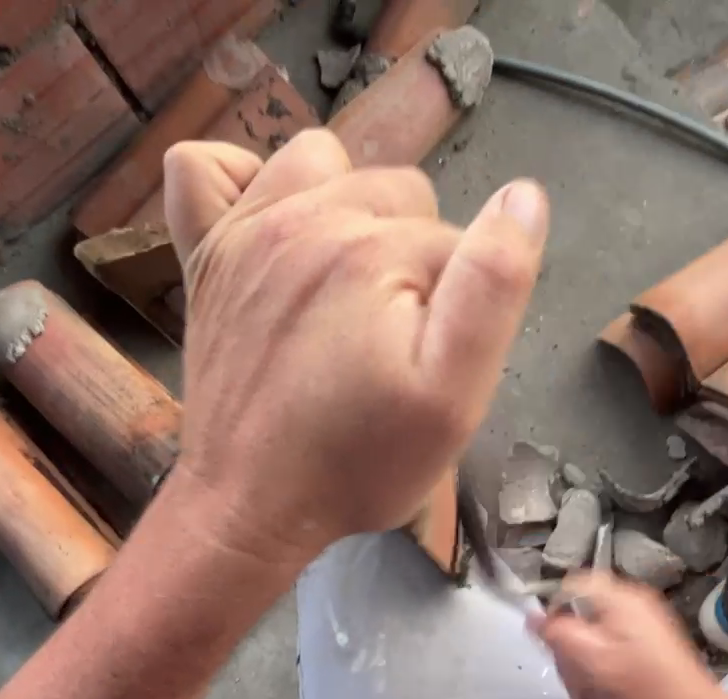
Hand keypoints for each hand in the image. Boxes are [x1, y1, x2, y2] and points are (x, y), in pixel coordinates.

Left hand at [159, 130, 549, 567]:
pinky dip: (240, 181)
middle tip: (392, 339)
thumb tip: (523, 198)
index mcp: (375, 250)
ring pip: (322, 163)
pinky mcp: (204, 257)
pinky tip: (269, 227)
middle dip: (412, 257)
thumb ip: (492, 290)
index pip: (459, 241)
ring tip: (347, 280)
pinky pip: (203, 169)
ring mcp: (244, 231)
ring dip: (348, 208)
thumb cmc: (359, 463)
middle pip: (397, 196)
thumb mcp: (452, 397)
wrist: (249, 506)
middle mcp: (306, 217)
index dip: (463, 304)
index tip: (433, 363)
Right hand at [531, 573, 727, 698]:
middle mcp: (633, 608)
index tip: (553, 650)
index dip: (553, 617)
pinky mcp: (653, 655)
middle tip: (581, 697)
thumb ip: (556, 633)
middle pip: (581, 626)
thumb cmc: (641, 690)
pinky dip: (609, 690)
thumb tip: (534, 616)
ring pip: (596, 652)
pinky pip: (616, 665)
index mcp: (620, 599)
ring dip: (590, 688)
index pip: (570, 589)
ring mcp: (645, 632)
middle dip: (575, 669)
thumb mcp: (588, 660)